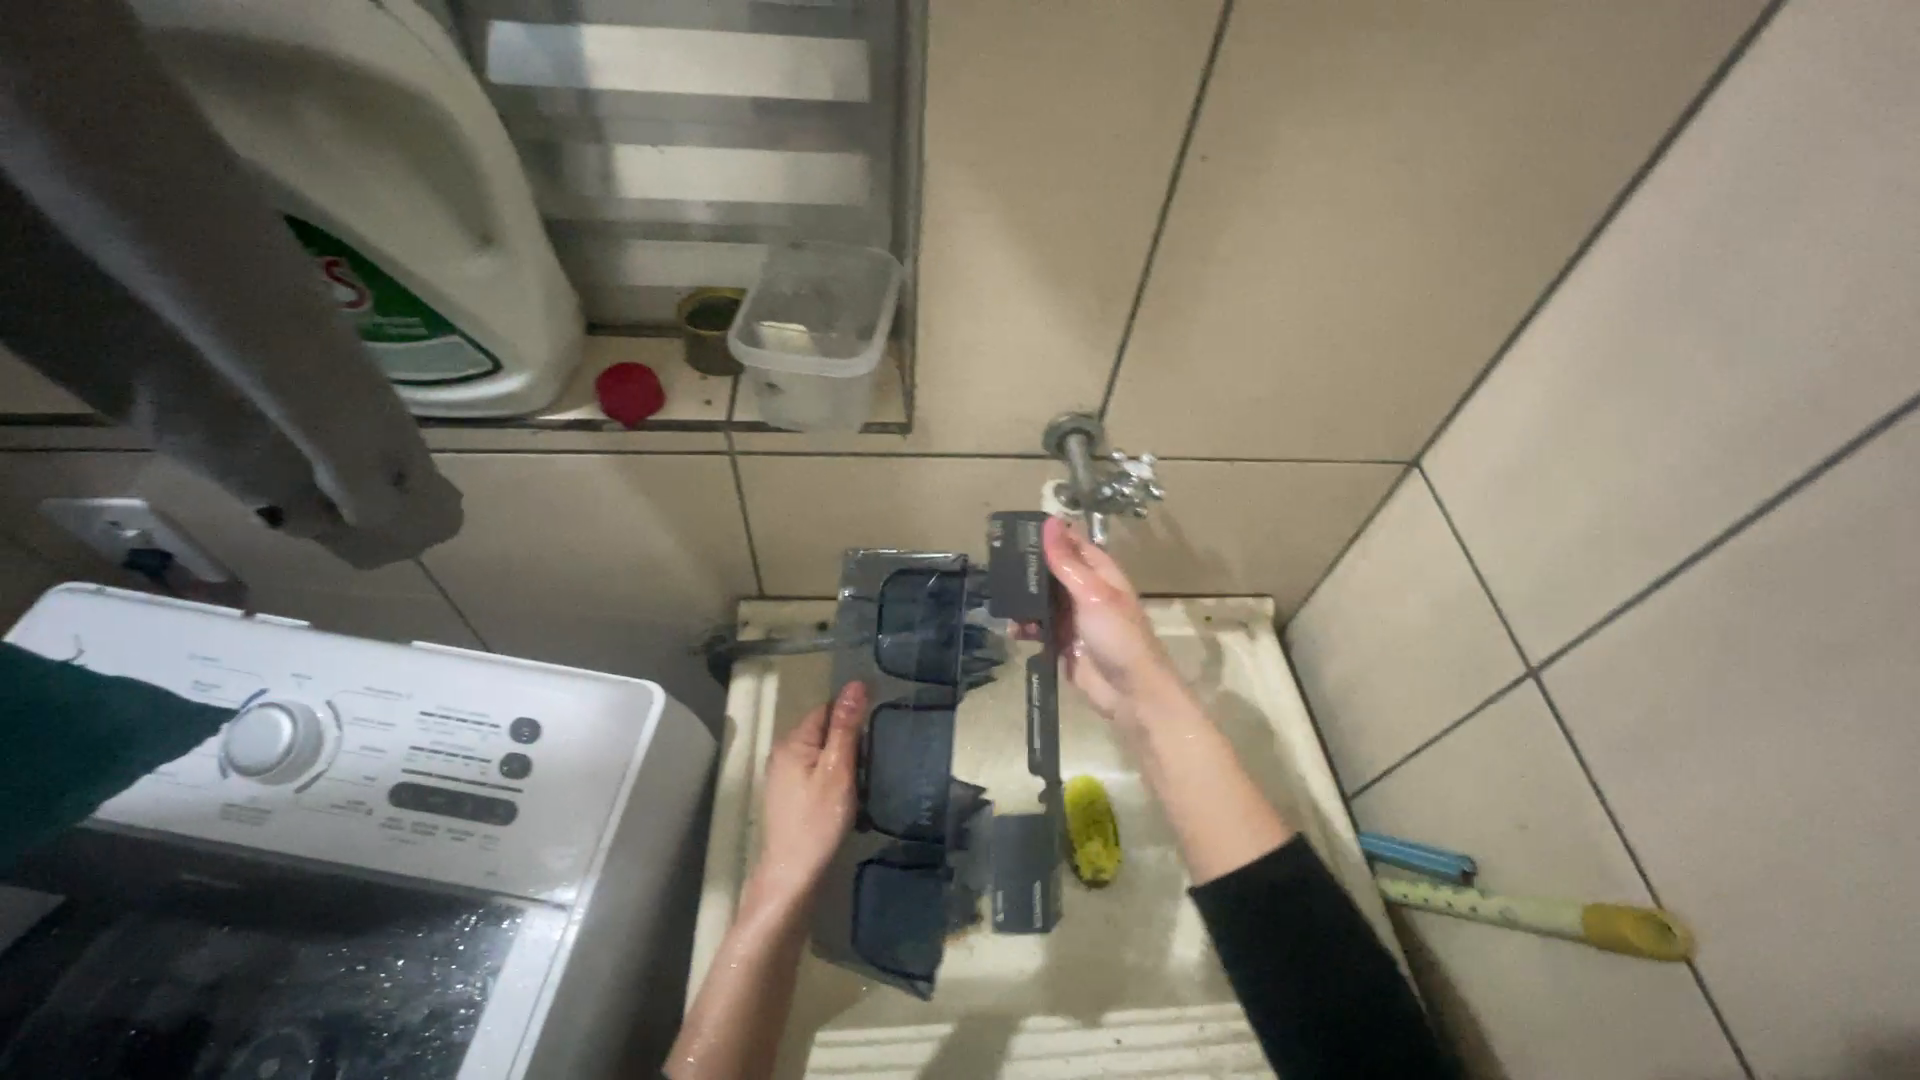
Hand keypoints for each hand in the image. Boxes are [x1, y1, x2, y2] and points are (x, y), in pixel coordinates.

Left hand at [744, 681, 867, 913]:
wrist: (794, 874)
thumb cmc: (819, 821)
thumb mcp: (838, 769)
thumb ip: (846, 726)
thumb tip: (856, 684)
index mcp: (793, 741)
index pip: (828, 709)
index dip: (853, 718)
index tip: (876, 737)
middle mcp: (782, 752)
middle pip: (824, 731)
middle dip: (850, 742)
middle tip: (872, 765)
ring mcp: (783, 775)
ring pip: (822, 753)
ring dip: (844, 763)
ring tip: (863, 782)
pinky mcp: (788, 795)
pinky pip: (817, 772)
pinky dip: (834, 779)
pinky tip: (847, 798)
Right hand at [1026, 517, 1183, 729]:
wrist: (1131, 693)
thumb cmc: (1118, 636)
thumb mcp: (1092, 593)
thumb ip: (1067, 561)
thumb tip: (1050, 522)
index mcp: (1101, 574)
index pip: (1073, 544)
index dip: (1050, 535)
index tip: (1018, 529)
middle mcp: (1087, 592)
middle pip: (1053, 572)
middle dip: (1029, 570)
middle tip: (998, 565)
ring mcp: (1074, 619)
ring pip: (1042, 600)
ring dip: (1024, 601)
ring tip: (1005, 602)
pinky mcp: (1063, 643)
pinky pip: (1038, 628)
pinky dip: (1025, 627)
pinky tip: (1014, 631)